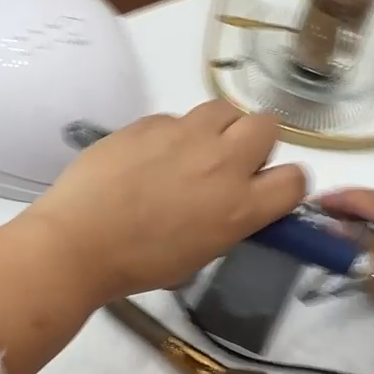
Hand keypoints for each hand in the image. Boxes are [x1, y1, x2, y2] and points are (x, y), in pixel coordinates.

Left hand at [19, 101, 307, 303]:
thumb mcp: (199, 255)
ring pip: (224, 108)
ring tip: (189, 153)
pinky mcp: (150, 122)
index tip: (263, 189)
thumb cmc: (138, 264)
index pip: (295, 179)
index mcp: (240, 207)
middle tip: (226, 164)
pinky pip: (176, 118)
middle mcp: (222, 163)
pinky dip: (172, 134)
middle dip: (254, 141)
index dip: (282, 183)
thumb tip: (231, 202)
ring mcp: (185, 136)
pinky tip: (146, 157)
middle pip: (268, 125)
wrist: (78, 243)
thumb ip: (227, 221)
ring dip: (217, 128)